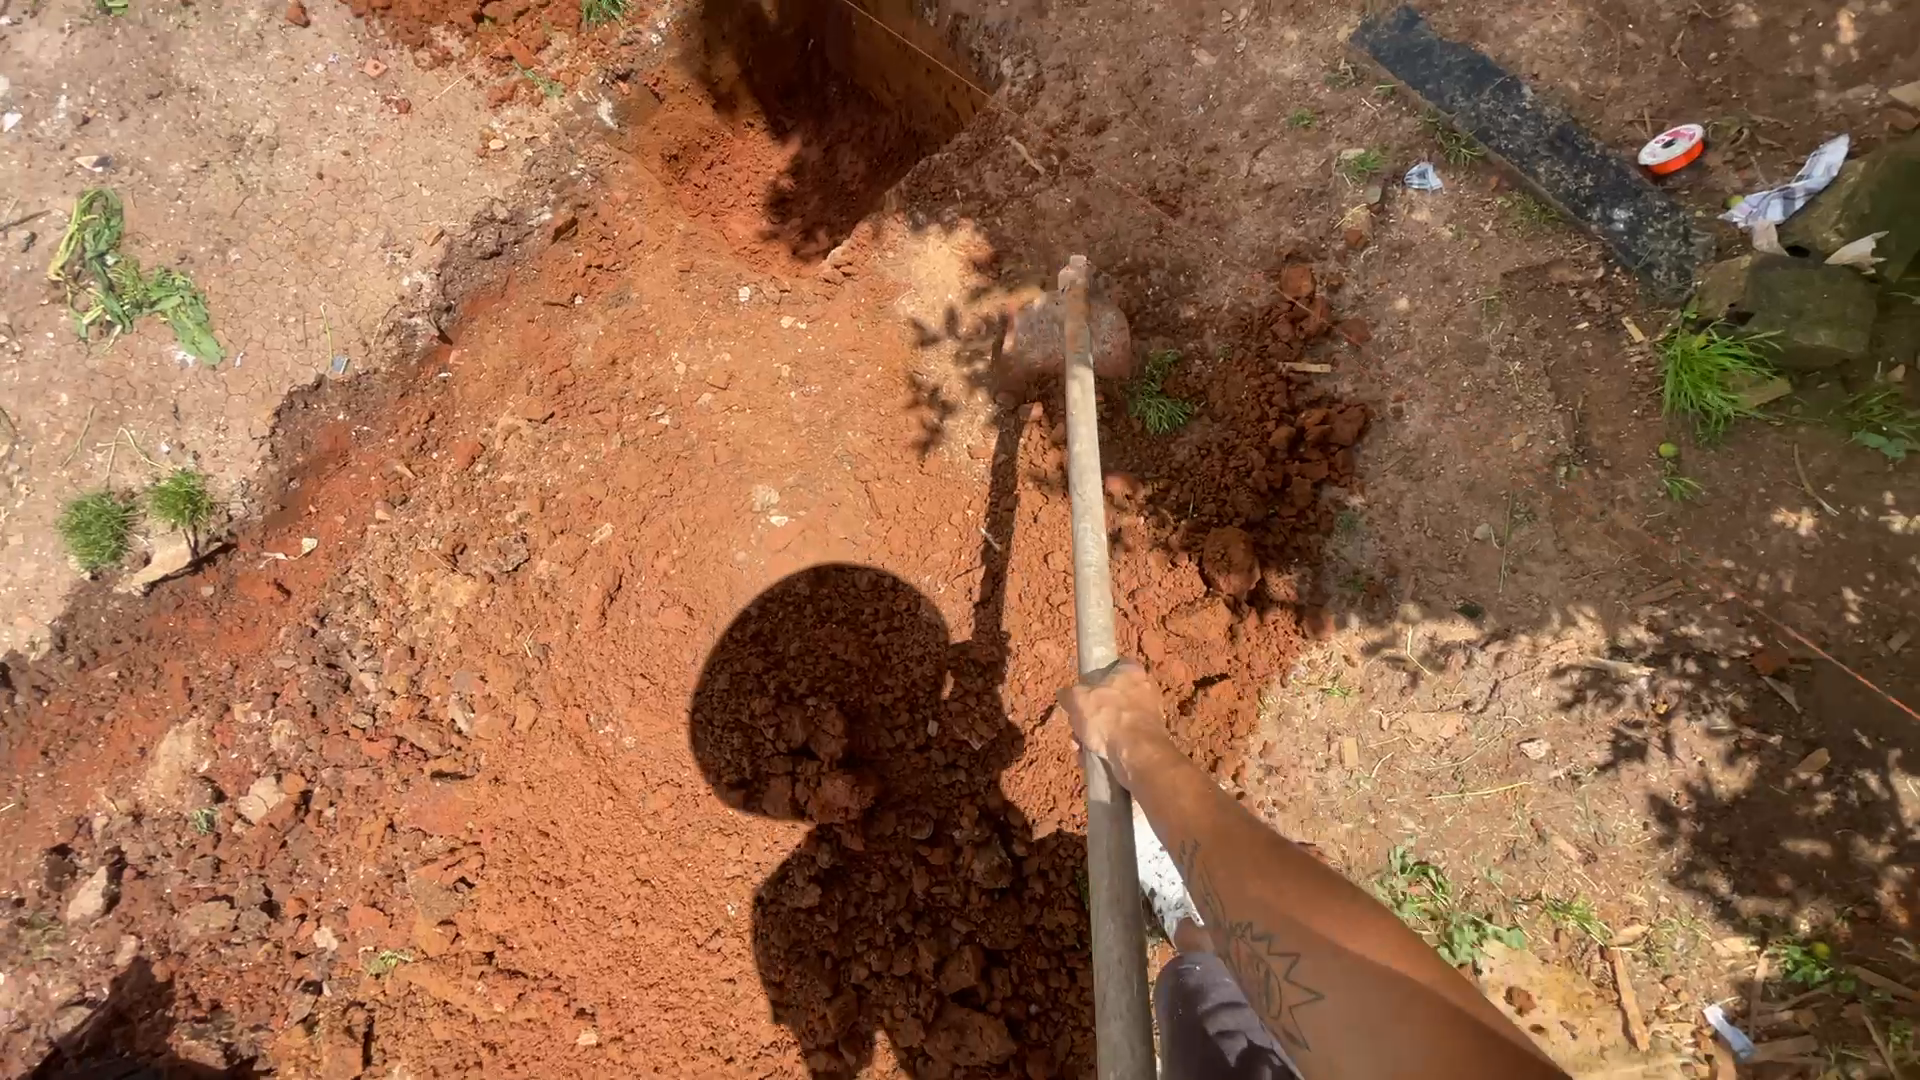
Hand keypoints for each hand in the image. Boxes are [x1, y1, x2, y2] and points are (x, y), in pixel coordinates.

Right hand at [1056, 659, 1169, 788]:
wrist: (1137, 753)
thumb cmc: (1108, 717)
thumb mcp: (1077, 699)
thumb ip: (1069, 694)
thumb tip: (1064, 694)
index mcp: (1131, 671)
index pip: (1114, 665)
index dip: (1095, 677)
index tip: (1082, 690)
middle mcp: (1145, 690)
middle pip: (1110, 698)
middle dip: (1090, 714)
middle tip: (1076, 724)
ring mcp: (1149, 716)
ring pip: (1114, 721)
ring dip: (1095, 734)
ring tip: (1080, 746)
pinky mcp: (1148, 739)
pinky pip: (1121, 739)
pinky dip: (1107, 747)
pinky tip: (1092, 756)